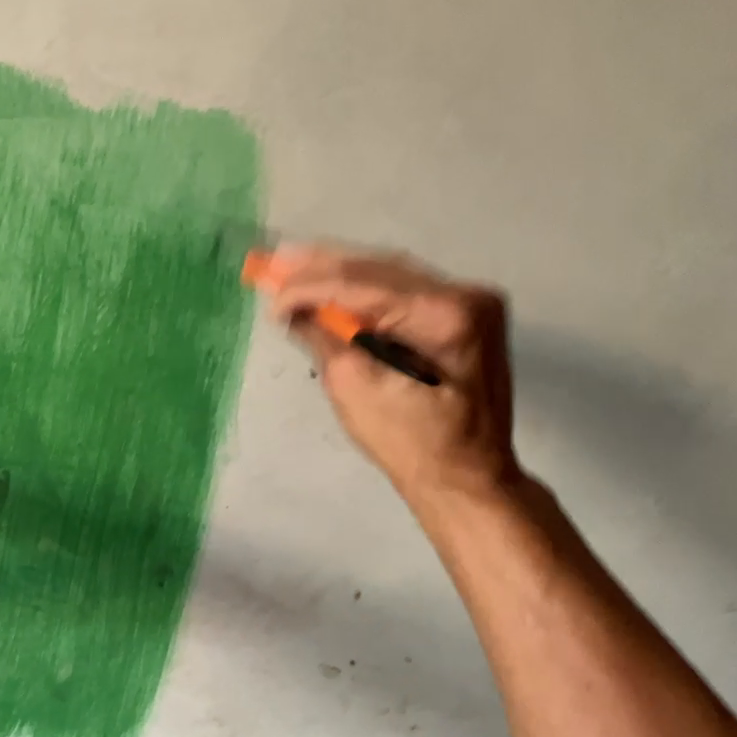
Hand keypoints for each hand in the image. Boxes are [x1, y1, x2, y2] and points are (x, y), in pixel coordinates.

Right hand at [261, 243, 519, 503]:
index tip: (267, 293)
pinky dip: (361, 286)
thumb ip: (324, 337)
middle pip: (378, 268)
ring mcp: (470, 302)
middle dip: (320, 265)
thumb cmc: (409, 443)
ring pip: (389, 272)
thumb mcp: (355, 390)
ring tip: (289, 262)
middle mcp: (466, 295)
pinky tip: (328, 280)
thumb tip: (291, 306)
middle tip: (271, 260)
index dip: (309, 286)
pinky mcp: (463, 314)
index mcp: (446, 315)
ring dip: (338, 269)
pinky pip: (402, 288)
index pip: (362, 285)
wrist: (467, 476)